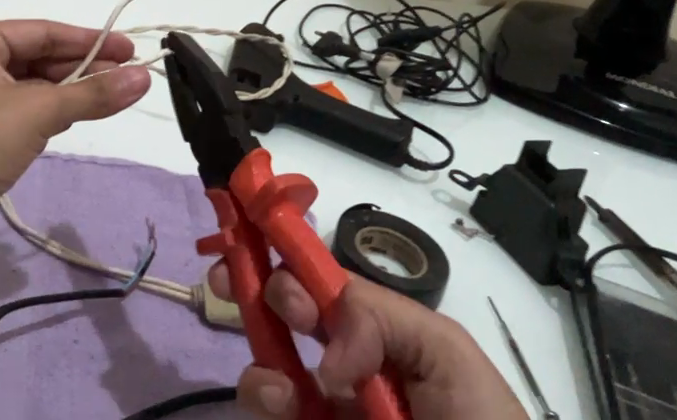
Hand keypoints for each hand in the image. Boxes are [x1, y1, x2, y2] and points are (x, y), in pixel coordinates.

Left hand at [0, 20, 150, 239]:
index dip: (88, 40)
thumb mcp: (38, 111)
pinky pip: (22, 111)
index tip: (129, 48)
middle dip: (82, 67)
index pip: (40, 31)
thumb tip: (144, 77)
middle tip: (128, 74)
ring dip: (70, 91)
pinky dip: (51, 112)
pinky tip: (80, 114)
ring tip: (114, 93)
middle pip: (36, 57)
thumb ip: (91, 93)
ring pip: (31, 86)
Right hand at [211, 264, 527, 419]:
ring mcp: (326, 414)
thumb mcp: (444, 351)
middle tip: (232, 289)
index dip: (289, 272)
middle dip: (256, 299)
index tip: (267, 271)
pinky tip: (281, 408)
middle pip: (282, 324)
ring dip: (260, 372)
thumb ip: (378, 317)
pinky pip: (272, 418)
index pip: (322, 293)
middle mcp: (345, 372)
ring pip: (267, 379)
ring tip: (280, 392)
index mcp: (377, 337)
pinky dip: (264, 407)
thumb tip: (323, 356)